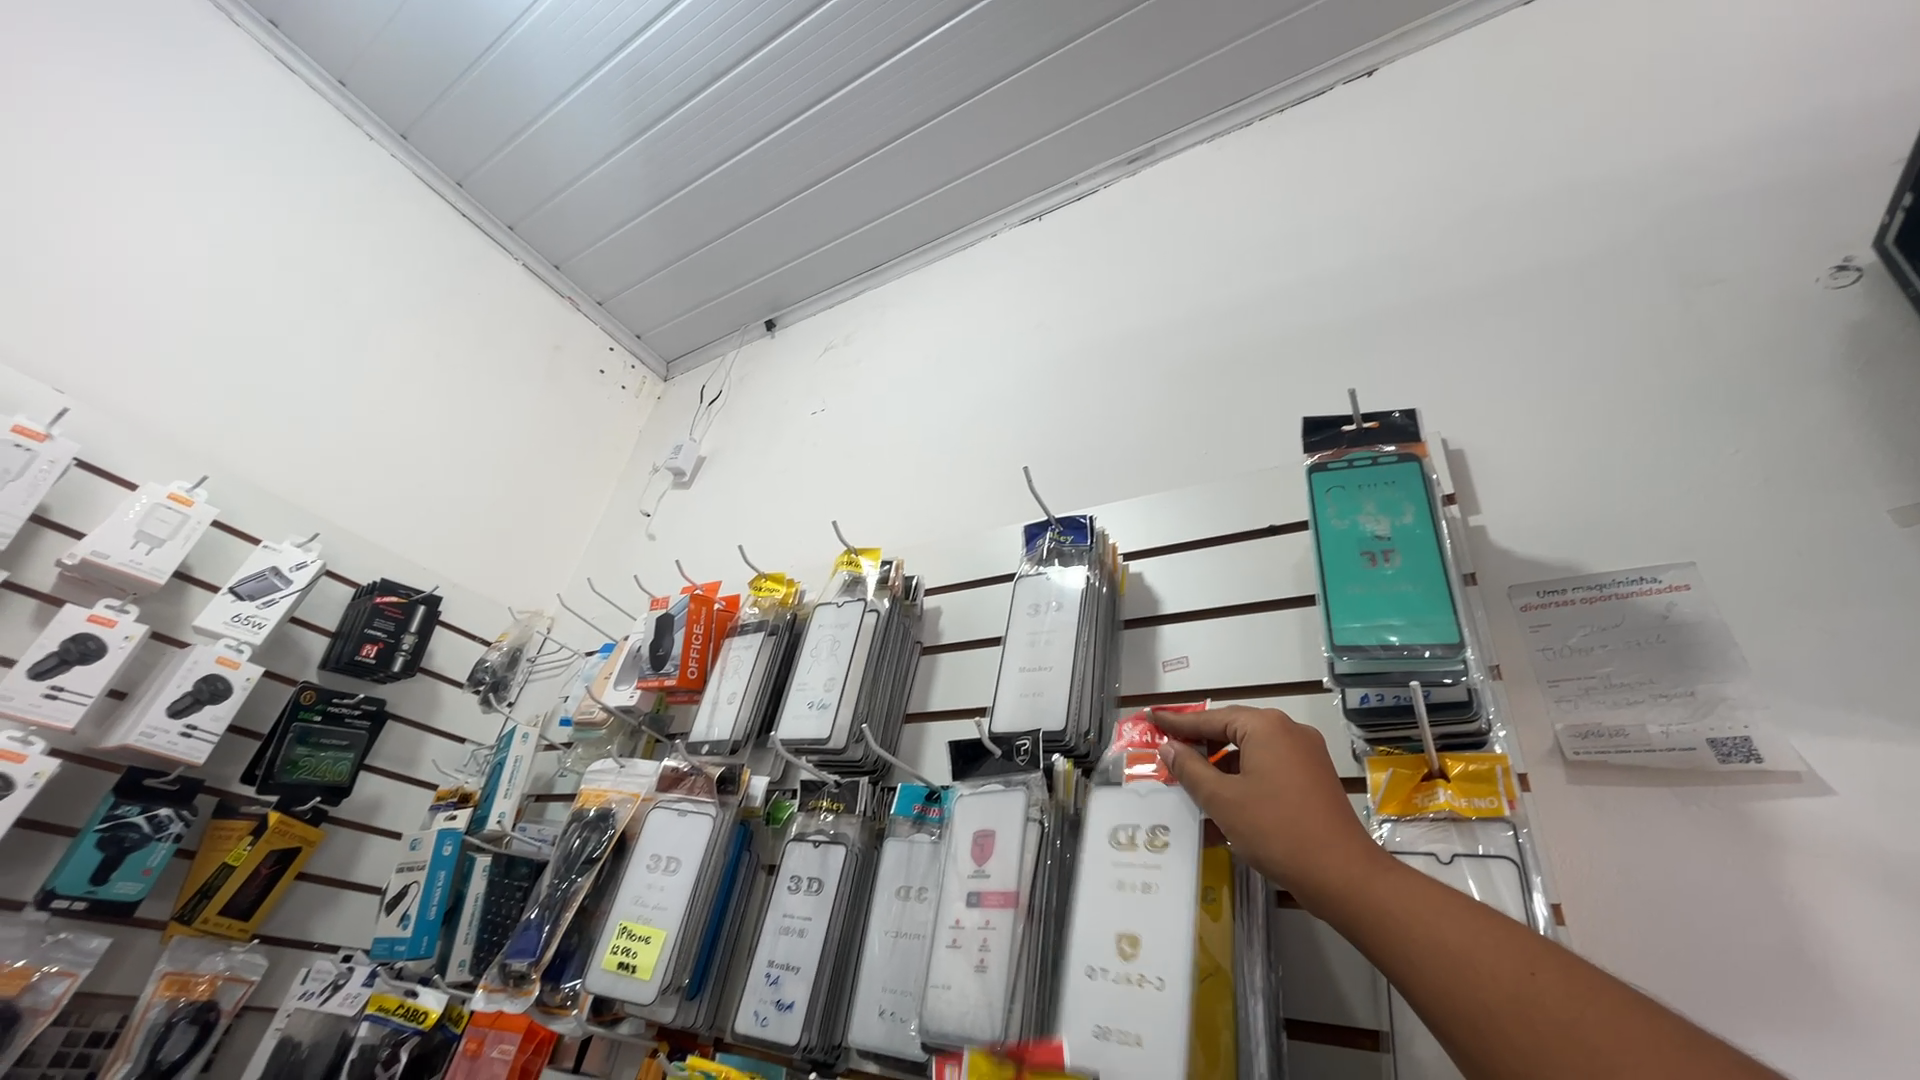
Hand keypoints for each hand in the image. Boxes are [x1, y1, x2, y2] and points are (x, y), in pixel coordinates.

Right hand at [1153, 705, 1390, 909]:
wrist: (1342, 874)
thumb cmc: (1275, 830)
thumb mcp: (1222, 800)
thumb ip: (1191, 770)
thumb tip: (1169, 748)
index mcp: (1266, 727)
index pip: (1211, 718)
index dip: (1178, 723)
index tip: (1152, 719)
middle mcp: (1289, 732)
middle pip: (1233, 730)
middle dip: (1200, 744)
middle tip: (1169, 753)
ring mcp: (1307, 755)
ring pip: (1252, 751)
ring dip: (1222, 766)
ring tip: (1193, 783)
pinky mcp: (1315, 779)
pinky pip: (1270, 768)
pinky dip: (1244, 779)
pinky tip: (1226, 803)